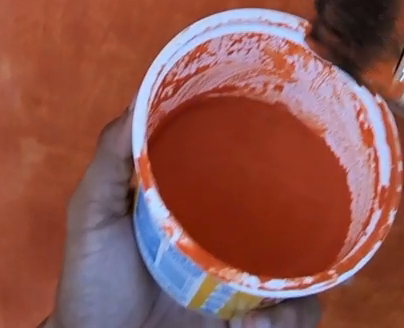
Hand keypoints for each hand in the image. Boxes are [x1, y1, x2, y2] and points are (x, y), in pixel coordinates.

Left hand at [49, 111, 323, 327]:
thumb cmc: (95, 279)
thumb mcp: (94, 212)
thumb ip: (110, 159)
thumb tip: (139, 99)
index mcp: (204, 202)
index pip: (248, 166)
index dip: (270, 149)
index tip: (280, 129)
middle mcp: (232, 234)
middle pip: (289, 211)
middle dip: (309, 213)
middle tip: (304, 212)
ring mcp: (244, 280)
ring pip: (302, 264)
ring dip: (301, 277)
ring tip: (264, 300)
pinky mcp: (252, 319)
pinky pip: (296, 313)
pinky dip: (290, 318)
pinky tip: (254, 325)